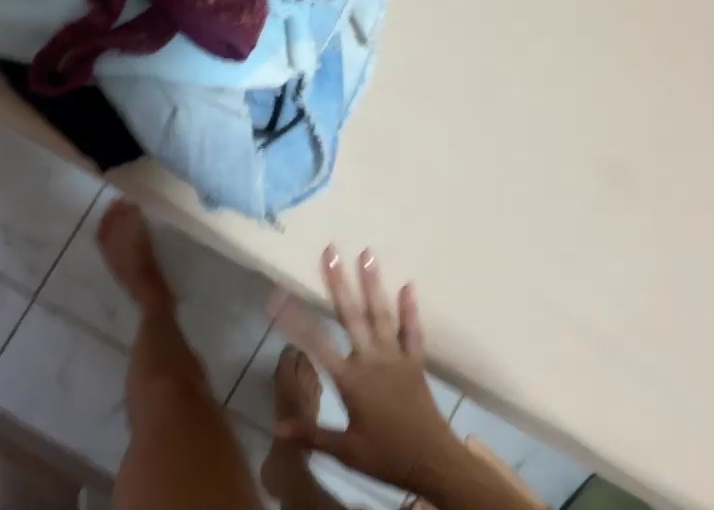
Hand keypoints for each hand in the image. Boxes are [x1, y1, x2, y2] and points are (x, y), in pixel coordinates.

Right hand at [271, 247, 464, 499]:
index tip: (278, 295)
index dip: (294, 319)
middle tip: (331, 250)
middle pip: (351, 316)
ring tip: (367, 254)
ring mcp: (395, 359)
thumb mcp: (346, 451)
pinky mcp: (415, 364)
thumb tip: (277, 429)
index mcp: (350, 379)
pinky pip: (412, 333)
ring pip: (381, 315)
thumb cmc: (387, 457)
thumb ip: (312, 434)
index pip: (315, 343)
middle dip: (338, 282)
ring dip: (372, 284)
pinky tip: (409, 286)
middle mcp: (371, 360)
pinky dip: (410, 310)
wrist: (436, 464)